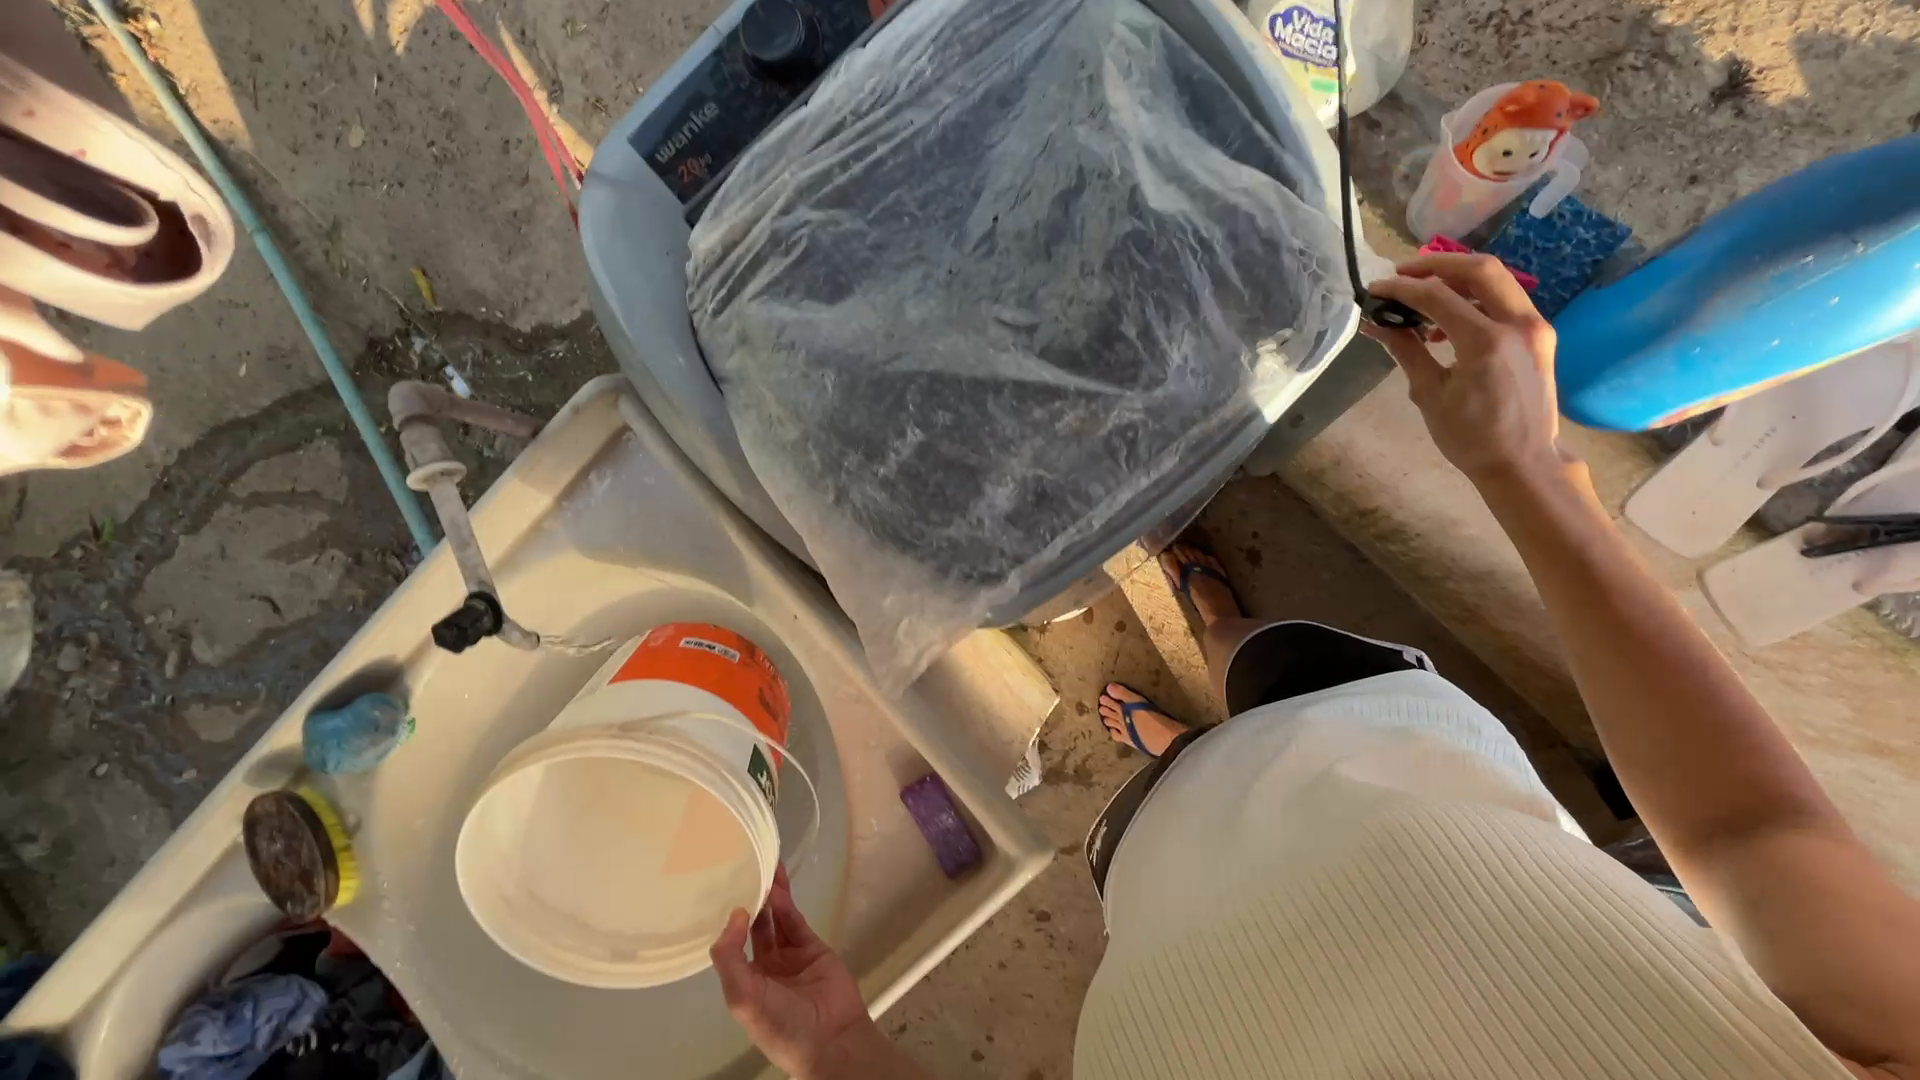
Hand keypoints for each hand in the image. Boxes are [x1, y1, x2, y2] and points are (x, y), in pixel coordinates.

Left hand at [710, 865, 875, 1078]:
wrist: (831, 1038)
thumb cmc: (779, 1023)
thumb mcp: (743, 997)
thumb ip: (730, 957)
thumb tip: (734, 914)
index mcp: (744, 982)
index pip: (731, 946)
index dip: (727, 922)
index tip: (721, 894)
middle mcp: (764, 967)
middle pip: (754, 927)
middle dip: (751, 902)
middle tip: (746, 873)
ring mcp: (789, 956)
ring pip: (775, 920)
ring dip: (770, 898)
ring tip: (765, 871)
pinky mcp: (813, 947)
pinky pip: (795, 922)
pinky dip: (787, 906)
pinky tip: (779, 890)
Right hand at [1363, 253, 1572, 490]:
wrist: (1522, 462)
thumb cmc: (1469, 437)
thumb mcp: (1429, 393)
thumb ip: (1406, 350)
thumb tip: (1378, 325)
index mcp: (1486, 342)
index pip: (1438, 297)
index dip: (1402, 289)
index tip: (1376, 289)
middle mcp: (1518, 324)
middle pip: (1480, 269)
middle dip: (1437, 266)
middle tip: (1403, 274)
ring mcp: (1535, 327)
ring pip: (1497, 281)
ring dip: (1457, 280)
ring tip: (1421, 297)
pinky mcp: (1539, 336)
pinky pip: (1505, 302)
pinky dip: (1474, 299)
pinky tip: (1448, 321)